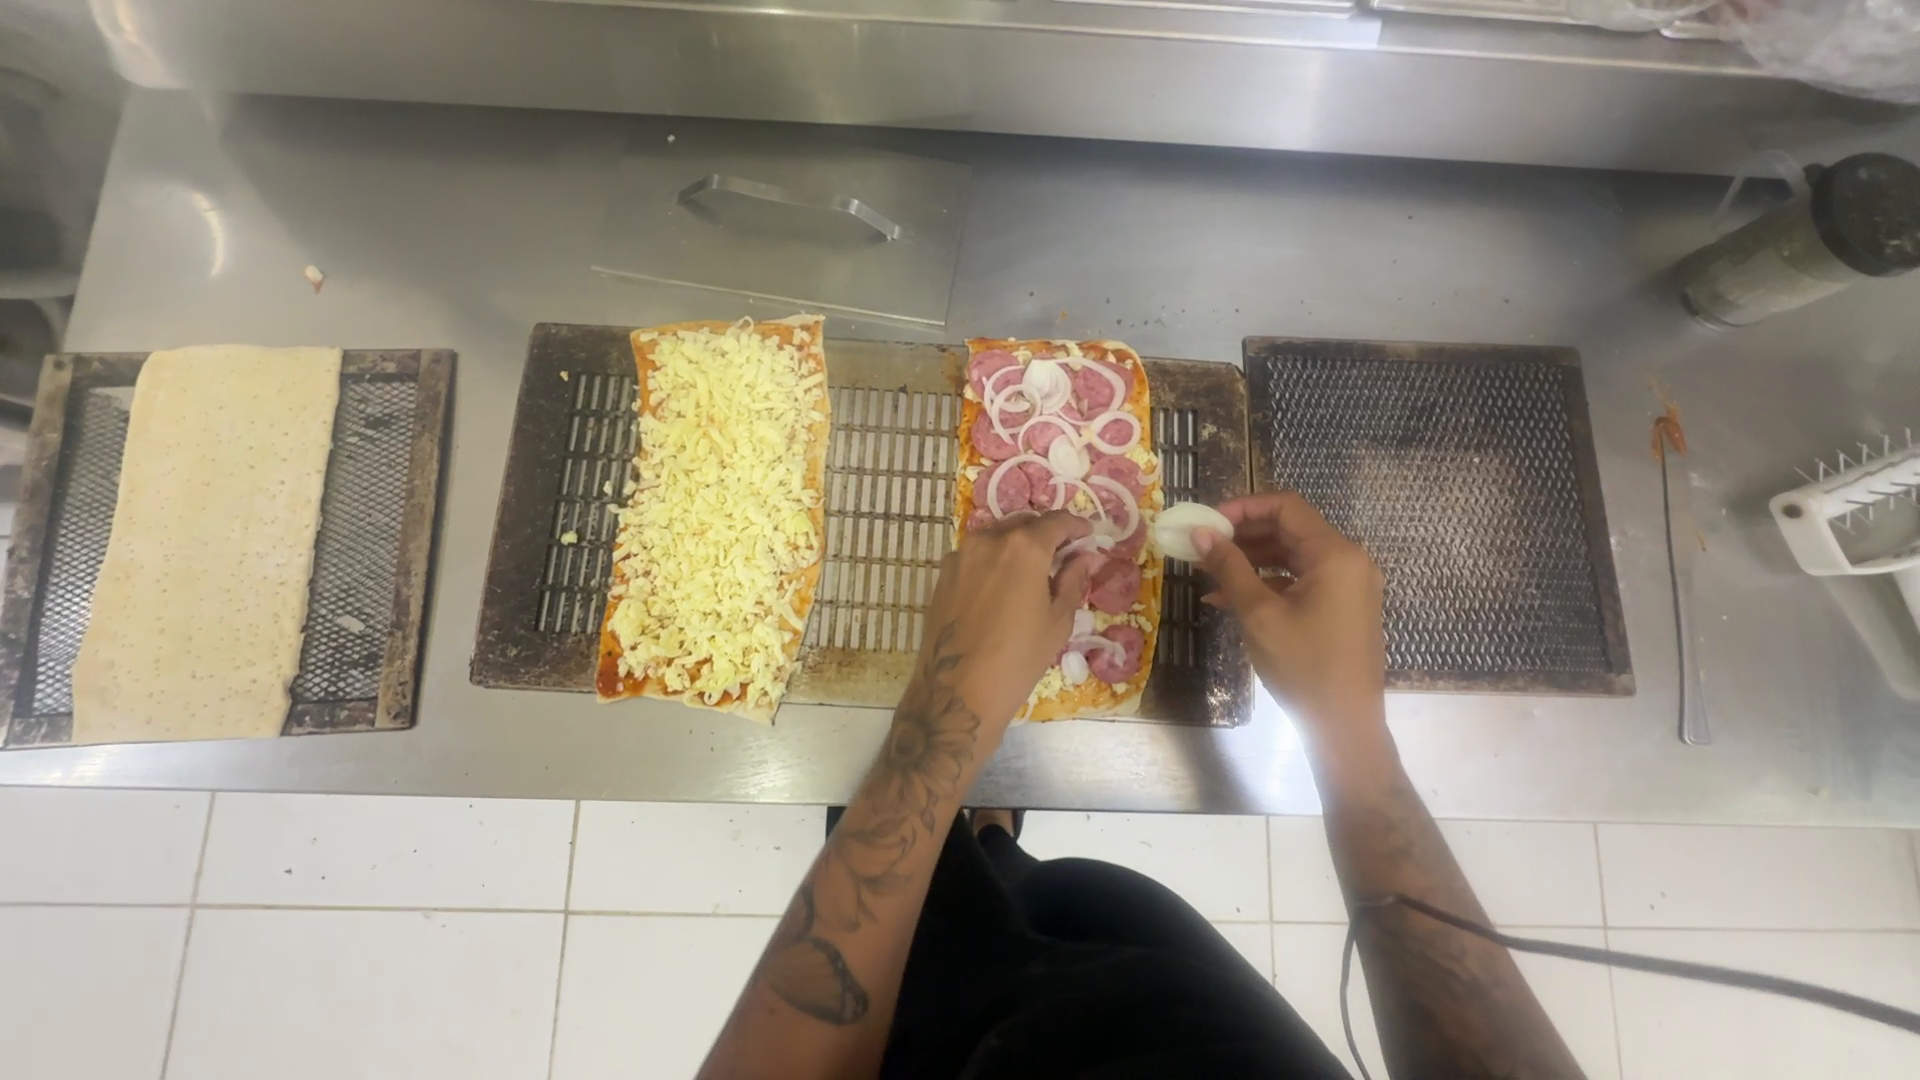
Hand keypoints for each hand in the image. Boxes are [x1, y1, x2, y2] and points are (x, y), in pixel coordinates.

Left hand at [922, 511, 1096, 721]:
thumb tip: (1084, 558)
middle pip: (1023, 524)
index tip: (1087, 535)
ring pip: (995, 538)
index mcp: (1023, 547)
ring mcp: (960, 556)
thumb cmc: (1019, 658)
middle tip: (1061, 556)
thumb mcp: (1058, 621)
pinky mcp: (942, 575)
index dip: (1076, 526)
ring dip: (1016, 546)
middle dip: (1045, 534)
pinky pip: (974, 557)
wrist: (959, 690)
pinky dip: (992, 561)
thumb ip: (1073, 580)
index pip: (1056, 521)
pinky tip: (1000, 588)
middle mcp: (988, 540)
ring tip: (1030, 573)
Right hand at [1194, 492, 1385, 731]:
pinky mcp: (1342, 606)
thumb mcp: (1259, 613)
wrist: (1344, 725)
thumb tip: (1200, 533)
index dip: (1243, 507)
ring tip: (1208, 572)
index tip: (1207, 523)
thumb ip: (1229, 567)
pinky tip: (1227, 598)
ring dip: (1250, 559)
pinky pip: (1300, 579)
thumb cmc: (1303, 666)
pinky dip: (1266, 582)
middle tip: (1202, 546)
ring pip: (1291, 555)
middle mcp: (1348, 560)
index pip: (1286, 507)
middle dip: (1242, 534)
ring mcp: (1348, 584)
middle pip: (1289, 529)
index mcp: (1335, 554)